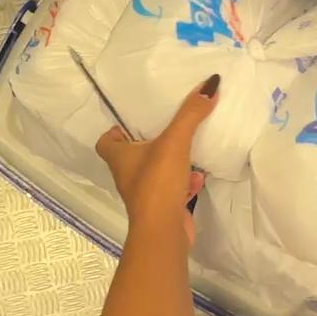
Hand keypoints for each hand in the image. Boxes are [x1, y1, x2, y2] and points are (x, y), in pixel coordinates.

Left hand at [95, 75, 216, 244]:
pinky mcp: (162, 208)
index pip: (105, 142)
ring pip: (155, 173)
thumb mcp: (174, 141)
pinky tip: (199, 177)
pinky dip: (185, 183)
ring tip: (188, 147)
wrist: (163, 232)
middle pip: (133, 155)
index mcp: (119, 158)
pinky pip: (173, 190)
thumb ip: (191, 113)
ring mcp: (145, 194)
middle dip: (150, 143)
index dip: (115, 131)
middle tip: (167, 127)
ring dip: (171, 162)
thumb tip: (211, 82)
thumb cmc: (157, 183)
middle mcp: (127, 175)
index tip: (132, 121)